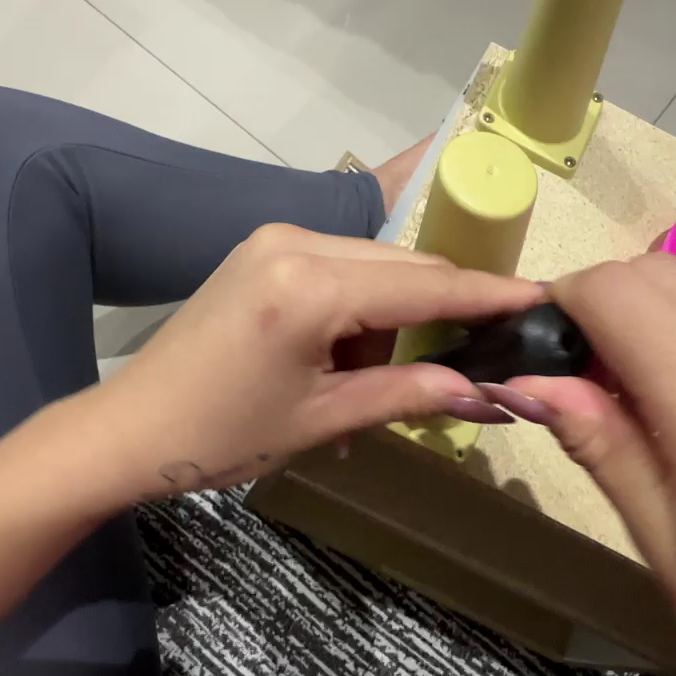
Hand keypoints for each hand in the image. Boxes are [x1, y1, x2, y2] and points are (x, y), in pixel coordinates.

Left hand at [94, 224, 542, 496]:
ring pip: (372, 265)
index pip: (425, 282)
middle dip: (438, 311)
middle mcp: (293, 239)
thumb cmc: (223, 436)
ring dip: (390, 317)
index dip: (488, 294)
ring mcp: (271, 238)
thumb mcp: (323, 419)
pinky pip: (336, 266)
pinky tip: (339, 357)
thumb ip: (409, 396)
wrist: (131, 429)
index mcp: (309, 286)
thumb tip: (491, 395)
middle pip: (403, 265)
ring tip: (364, 384)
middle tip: (463, 362)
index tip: (544, 299)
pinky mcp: (259, 249)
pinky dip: (356, 309)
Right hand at [508, 254, 675, 675]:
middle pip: (666, 273)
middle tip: (575, 378)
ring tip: (630, 401)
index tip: (535, 353)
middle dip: (603, 301)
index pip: (621, 293)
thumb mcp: (661, 542)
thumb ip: (599, 441)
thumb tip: (524, 382)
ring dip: (652, 319)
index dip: (564, 304)